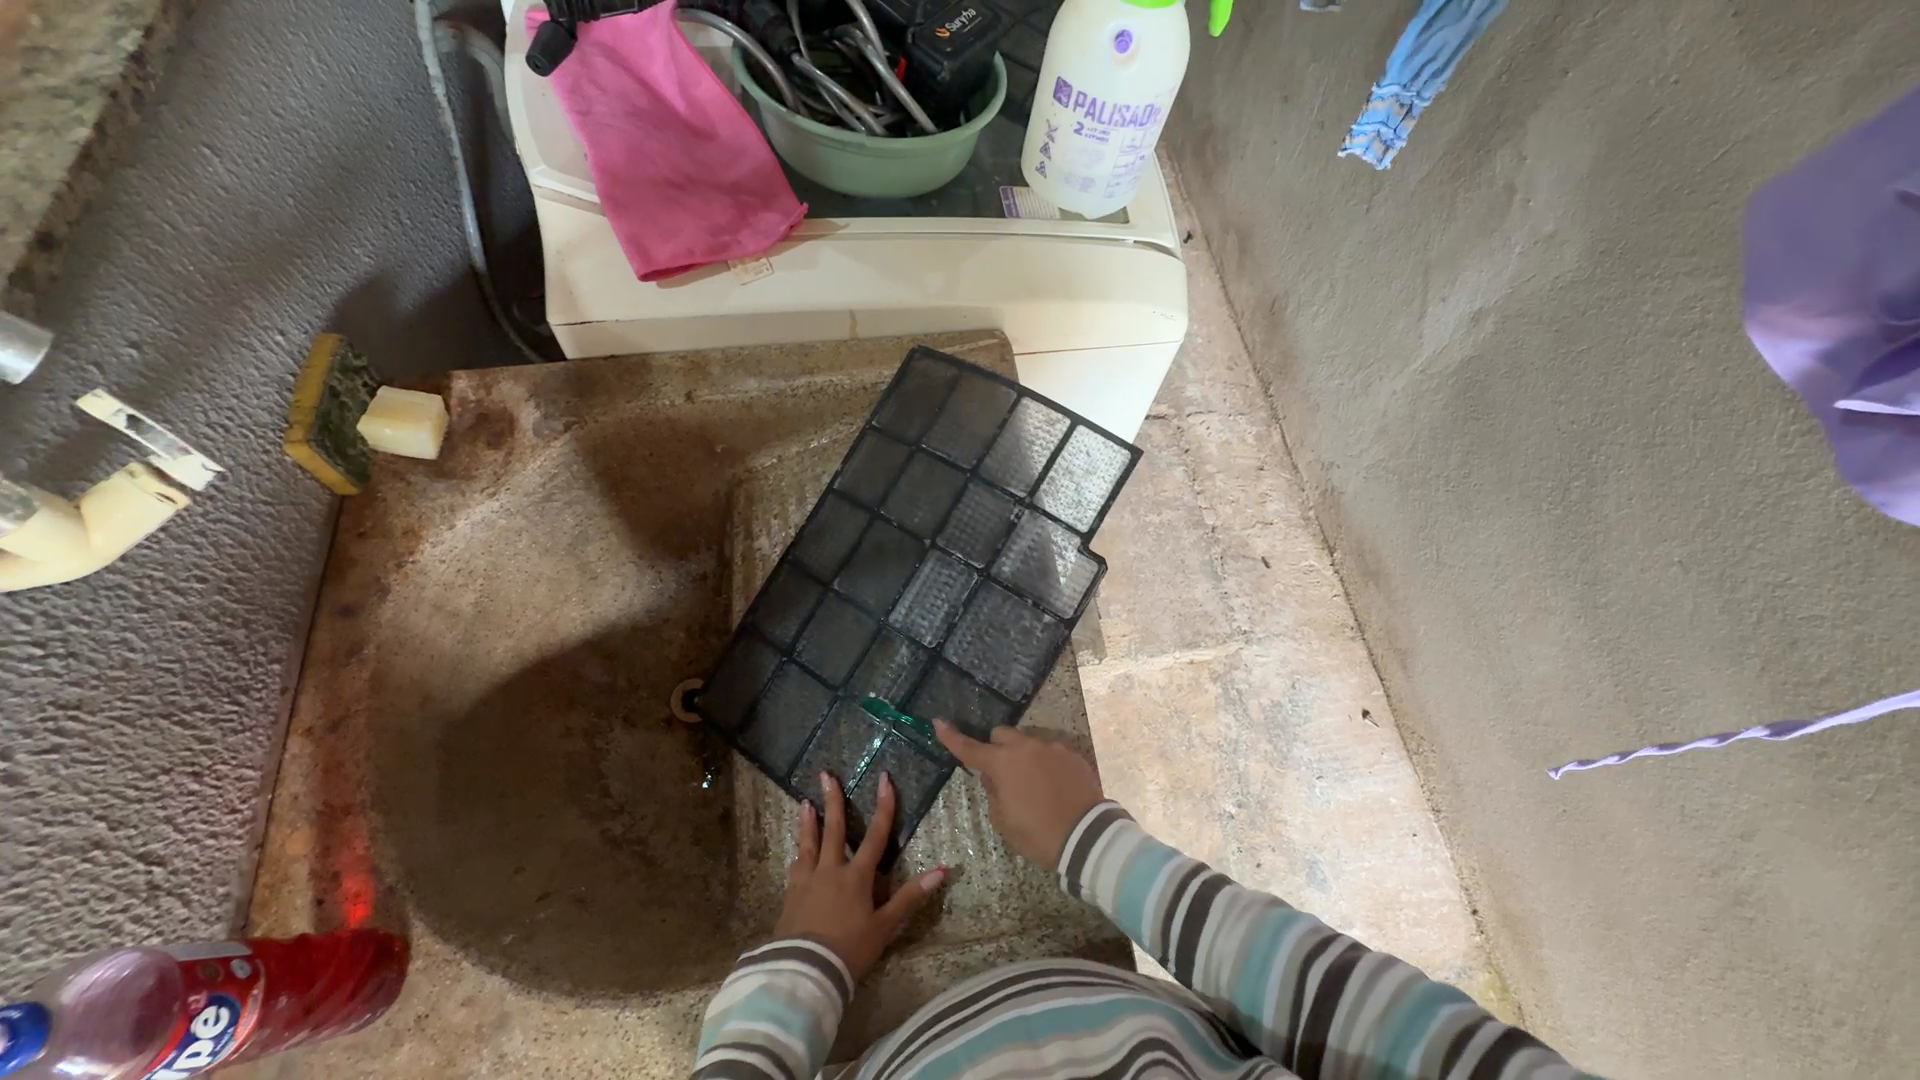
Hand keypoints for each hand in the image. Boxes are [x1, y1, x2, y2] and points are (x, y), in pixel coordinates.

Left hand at [774, 771, 946, 979]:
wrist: (804, 969)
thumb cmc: (850, 949)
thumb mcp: (885, 926)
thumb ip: (910, 897)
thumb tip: (943, 869)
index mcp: (857, 876)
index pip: (875, 834)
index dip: (884, 806)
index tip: (884, 778)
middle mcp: (831, 870)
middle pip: (834, 829)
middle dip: (833, 800)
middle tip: (826, 774)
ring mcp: (807, 881)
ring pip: (809, 844)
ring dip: (809, 822)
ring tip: (805, 802)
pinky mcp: (791, 895)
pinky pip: (796, 867)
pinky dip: (799, 855)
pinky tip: (797, 852)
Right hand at [935, 721, 1104, 871]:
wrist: (1086, 837)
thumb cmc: (1037, 834)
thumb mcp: (1003, 820)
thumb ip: (993, 792)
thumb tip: (993, 776)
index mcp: (1002, 763)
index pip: (969, 747)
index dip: (951, 737)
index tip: (938, 723)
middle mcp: (1026, 747)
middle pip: (1002, 734)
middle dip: (996, 748)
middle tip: (1001, 772)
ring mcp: (1052, 748)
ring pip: (1029, 743)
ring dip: (1024, 757)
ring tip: (1034, 785)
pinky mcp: (1072, 755)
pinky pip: (1051, 753)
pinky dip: (1046, 765)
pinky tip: (1054, 787)